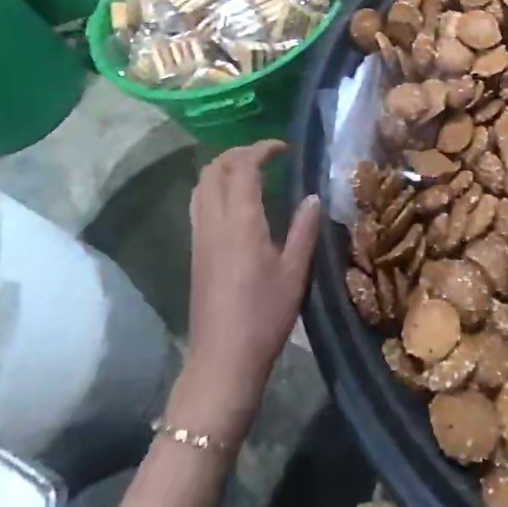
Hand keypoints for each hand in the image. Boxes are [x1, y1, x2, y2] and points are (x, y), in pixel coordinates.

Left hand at [175, 141, 320, 440]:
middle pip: (214, 168)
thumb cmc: (264, 316)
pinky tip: (234, 204)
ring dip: (222, 168)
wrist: (222, 358)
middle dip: (238, 153)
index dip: (261, 149)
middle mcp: (214, 220)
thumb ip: (304, 230)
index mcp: (241, 221)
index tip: (283, 148)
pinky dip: (213, 188)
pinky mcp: (195, 251)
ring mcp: (199, 235)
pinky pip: (198, 203)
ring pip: (201, 184)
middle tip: (266, 156)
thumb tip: (313, 197)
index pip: (243, 167)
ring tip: (249, 173)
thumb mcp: (295, 273)